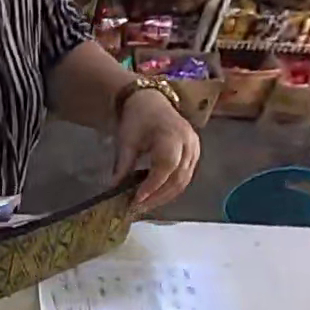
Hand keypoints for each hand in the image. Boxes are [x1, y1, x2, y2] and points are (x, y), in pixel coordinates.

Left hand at [114, 89, 200, 212]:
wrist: (151, 101)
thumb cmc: (137, 118)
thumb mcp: (126, 140)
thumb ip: (123, 165)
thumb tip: (114, 188)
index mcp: (171, 135)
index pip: (165, 166)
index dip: (152, 186)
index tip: (137, 199)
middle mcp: (188, 142)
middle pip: (178, 178)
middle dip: (158, 196)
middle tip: (139, 207)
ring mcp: (195, 148)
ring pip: (184, 181)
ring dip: (165, 196)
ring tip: (146, 204)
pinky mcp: (195, 153)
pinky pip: (186, 176)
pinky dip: (171, 188)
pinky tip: (156, 195)